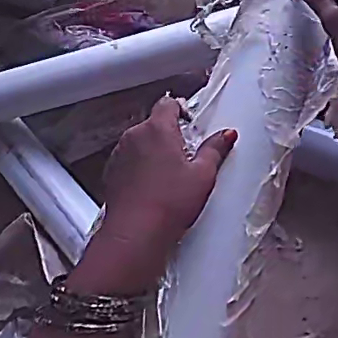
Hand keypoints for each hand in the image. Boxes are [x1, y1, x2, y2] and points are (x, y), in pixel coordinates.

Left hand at [71, 96, 236, 296]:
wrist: (136, 232)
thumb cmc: (167, 204)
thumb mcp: (203, 175)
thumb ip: (215, 149)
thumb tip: (225, 136)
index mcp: (157, 129)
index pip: (168, 104)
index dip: (181, 111)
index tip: (191, 125)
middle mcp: (134, 136)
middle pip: (153, 124)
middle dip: (169, 136)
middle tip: (187, 156)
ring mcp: (120, 154)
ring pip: (139, 143)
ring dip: (153, 152)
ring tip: (171, 177)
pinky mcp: (111, 173)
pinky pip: (128, 161)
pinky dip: (139, 169)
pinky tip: (154, 188)